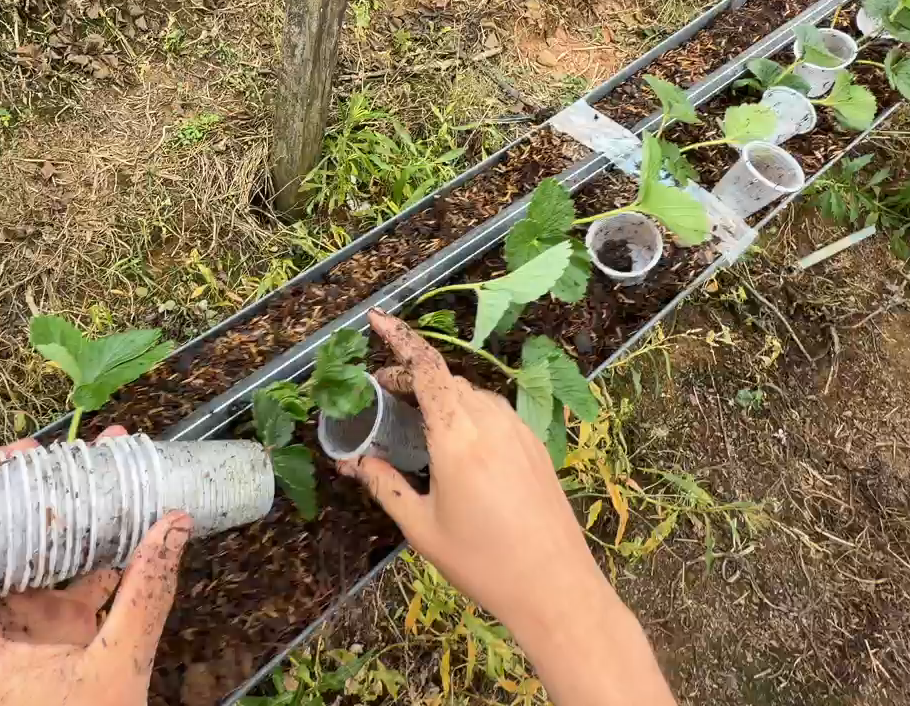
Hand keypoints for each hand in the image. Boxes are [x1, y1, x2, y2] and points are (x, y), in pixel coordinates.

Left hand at [0, 428, 193, 705]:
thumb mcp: (114, 676)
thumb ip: (144, 596)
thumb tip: (175, 522)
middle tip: (31, 450)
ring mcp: (5, 636)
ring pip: (3, 555)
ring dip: (36, 509)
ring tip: (71, 466)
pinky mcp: (40, 640)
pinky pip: (49, 577)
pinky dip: (79, 544)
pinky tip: (115, 518)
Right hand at [341, 310, 600, 634]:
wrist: (558, 590)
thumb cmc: (483, 562)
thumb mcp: (422, 528)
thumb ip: (384, 485)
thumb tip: (351, 461)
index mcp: (457, 437)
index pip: (426, 368)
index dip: (399, 338)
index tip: (376, 319)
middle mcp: (489, 421)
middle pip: (444, 378)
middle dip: (409, 377)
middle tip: (384, 397)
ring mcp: (517, 430)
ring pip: (469, 393)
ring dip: (439, 394)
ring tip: (417, 421)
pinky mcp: (534, 444)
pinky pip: (492, 411)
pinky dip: (466, 410)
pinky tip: (458, 443)